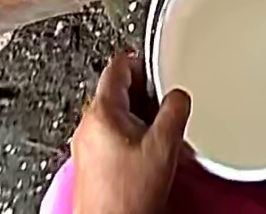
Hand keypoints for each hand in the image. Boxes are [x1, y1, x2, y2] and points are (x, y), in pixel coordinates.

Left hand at [71, 51, 190, 213]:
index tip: (158, 75)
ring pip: (117, 118)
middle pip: (120, 92)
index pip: (119, 65)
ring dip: (140, 124)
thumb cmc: (128, 200)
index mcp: (102, 110)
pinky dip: (130, 143)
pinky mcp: (90, 167)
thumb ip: (175, 109)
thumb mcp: (163, 147)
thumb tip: (179, 95)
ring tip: (158, 142)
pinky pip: (111, 140)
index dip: (142, 65)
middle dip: (146, 100)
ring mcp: (86, 147)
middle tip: (163, 116)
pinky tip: (146, 162)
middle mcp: (88, 125)